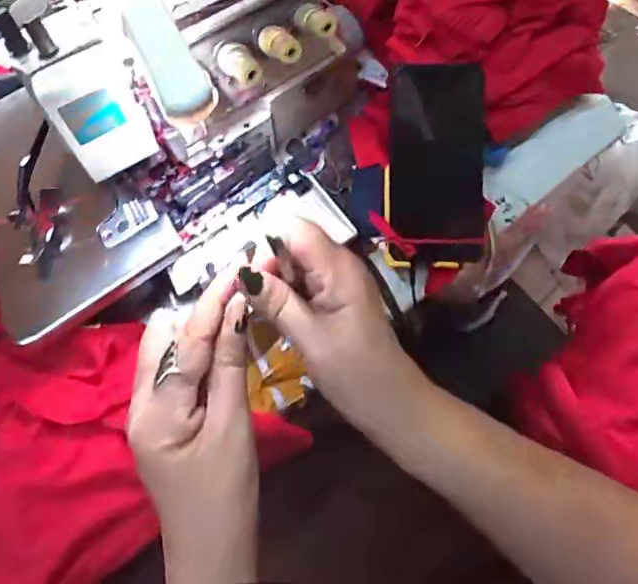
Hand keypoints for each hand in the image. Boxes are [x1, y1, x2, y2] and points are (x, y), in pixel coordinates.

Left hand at [127, 267, 257, 583]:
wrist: (212, 555)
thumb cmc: (227, 497)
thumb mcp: (234, 427)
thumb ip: (231, 364)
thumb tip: (236, 307)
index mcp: (153, 409)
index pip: (187, 341)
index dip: (213, 302)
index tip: (235, 268)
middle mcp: (138, 403)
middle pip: (168, 339)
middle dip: (201, 310)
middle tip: (235, 284)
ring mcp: (143, 411)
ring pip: (167, 350)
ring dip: (197, 327)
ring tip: (230, 303)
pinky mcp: (156, 418)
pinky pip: (172, 370)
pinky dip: (195, 350)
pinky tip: (218, 340)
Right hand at [238, 217, 420, 429]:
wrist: (396, 408)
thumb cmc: (357, 375)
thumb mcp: (311, 340)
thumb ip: (276, 302)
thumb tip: (241, 272)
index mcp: (338, 267)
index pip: (294, 229)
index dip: (267, 246)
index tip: (248, 279)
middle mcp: (339, 263)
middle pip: (292, 243)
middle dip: (266, 265)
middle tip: (249, 298)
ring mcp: (338, 278)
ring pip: (293, 262)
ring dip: (273, 281)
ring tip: (257, 309)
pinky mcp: (335, 294)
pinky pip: (302, 279)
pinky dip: (284, 292)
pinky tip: (274, 315)